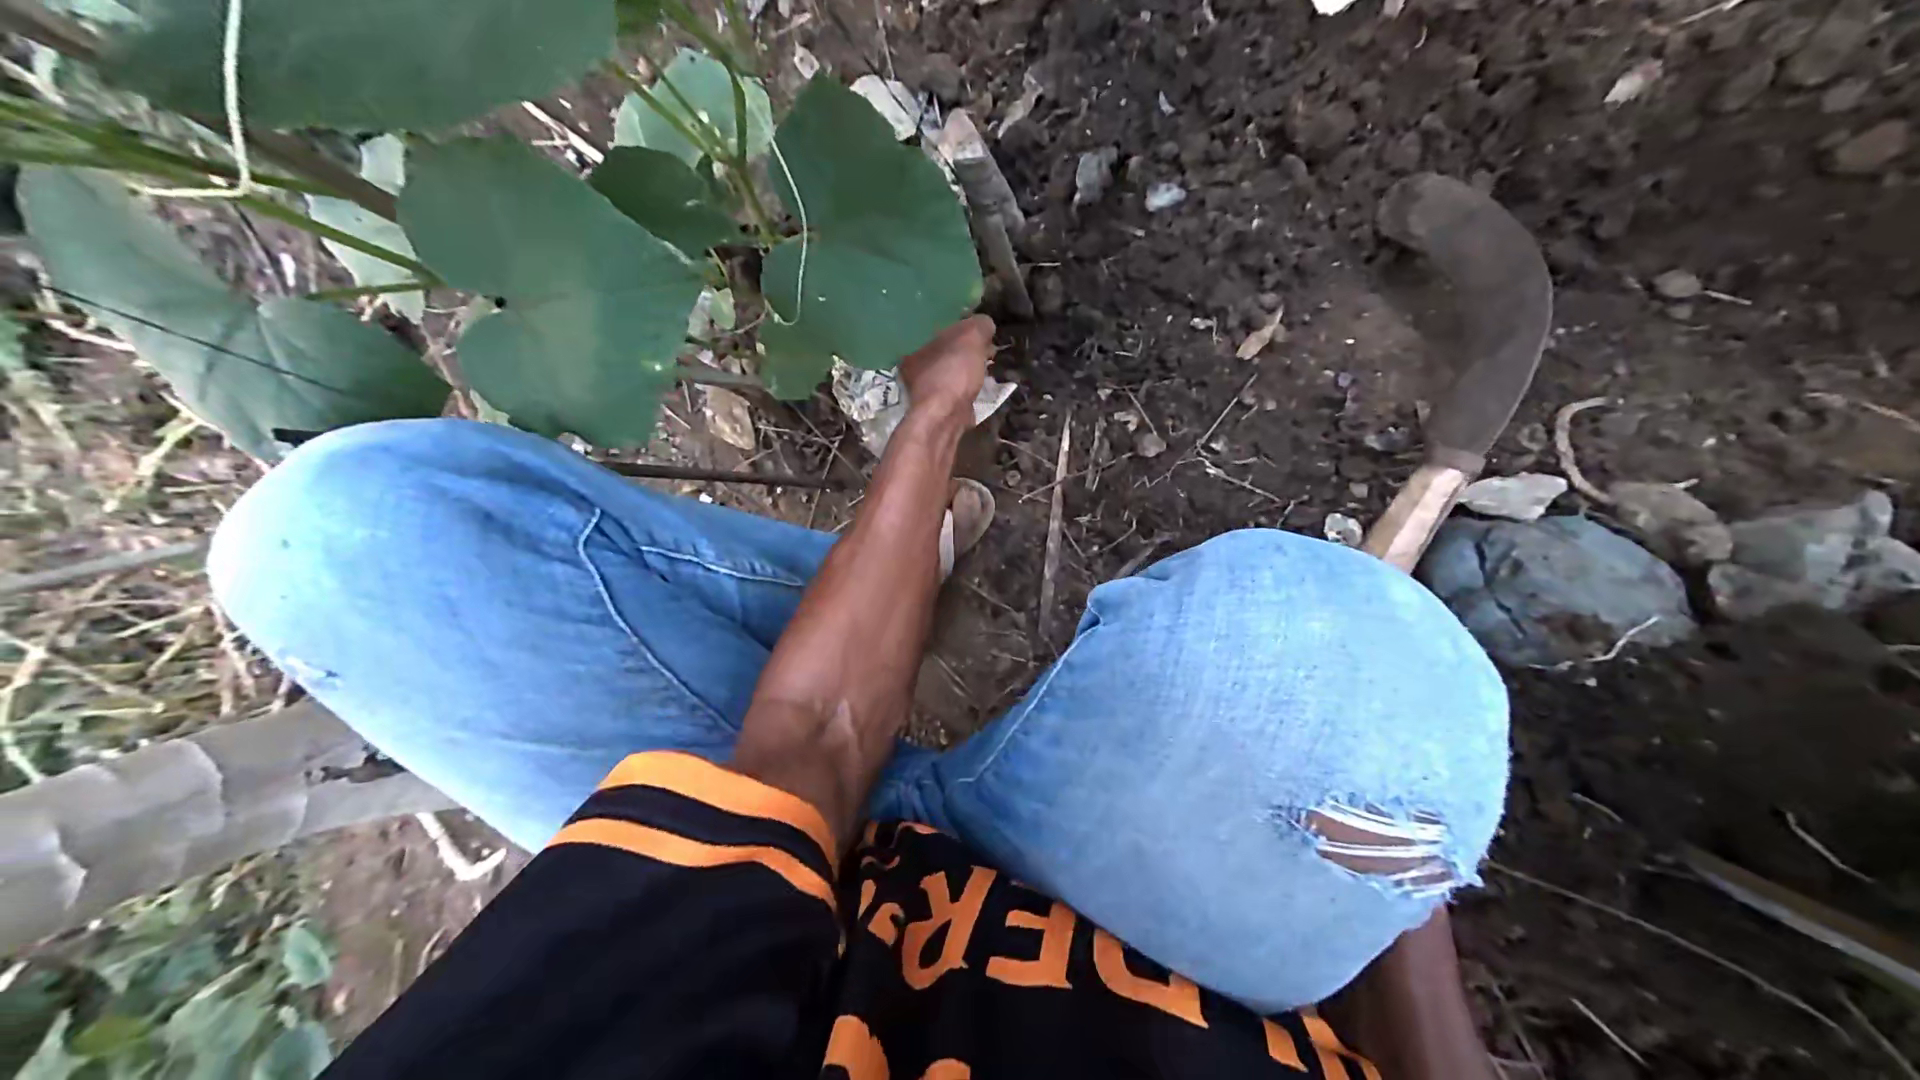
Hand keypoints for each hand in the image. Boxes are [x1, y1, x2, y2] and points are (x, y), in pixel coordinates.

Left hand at [899, 315, 994, 422]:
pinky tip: (984, 388)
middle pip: (947, 354)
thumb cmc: (953, 371)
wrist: (946, 417)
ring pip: (953, 375)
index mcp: (917, 348)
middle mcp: (916, 371)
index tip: (985, 332)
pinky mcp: (942, 412)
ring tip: (991, 369)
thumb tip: (986, 324)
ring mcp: (927, 394)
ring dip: (971, 372)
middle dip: (969, 352)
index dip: (965, 329)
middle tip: (990, 351)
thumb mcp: (970, 336)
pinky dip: (971, 390)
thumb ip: (979, 325)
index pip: (941, 332)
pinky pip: (960, 394)